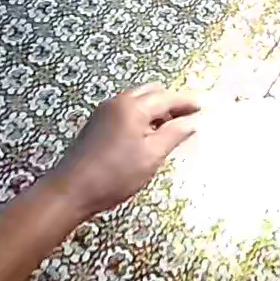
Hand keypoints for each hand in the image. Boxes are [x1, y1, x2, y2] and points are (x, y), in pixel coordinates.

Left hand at [45, 84, 200, 217]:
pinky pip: (127, 108)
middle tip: (191, 117)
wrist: (72, 189)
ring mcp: (106, 110)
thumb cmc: (115, 175)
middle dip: (172, 101)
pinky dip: (142, 113)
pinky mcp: (98, 121)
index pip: (168, 96)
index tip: (207, 105)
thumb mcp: (151, 156)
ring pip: (138, 98)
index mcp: (133, 106)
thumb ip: (174, 134)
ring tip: (173, 127)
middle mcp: (119, 101)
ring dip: (157, 107)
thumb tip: (193, 121)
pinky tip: (149, 133)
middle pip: (152, 91)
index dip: (188, 101)